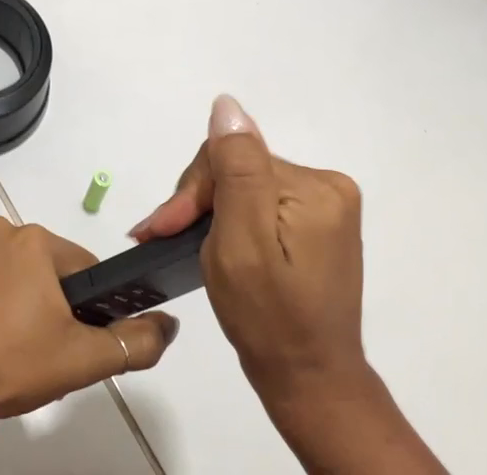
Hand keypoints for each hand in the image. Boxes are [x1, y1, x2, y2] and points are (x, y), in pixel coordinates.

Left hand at [0, 216, 179, 417]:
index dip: (90, 308)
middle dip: (52, 307)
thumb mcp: (83, 358)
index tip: (76, 340)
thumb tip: (168, 324)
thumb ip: (135, 341)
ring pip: (12, 276)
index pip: (85, 270)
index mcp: (35, 240)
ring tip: (11, 348)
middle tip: (42, 351)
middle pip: (46, 271)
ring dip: (19, 304)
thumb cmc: (12, 359)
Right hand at [131, 97, 445, 474]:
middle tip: (160, 235)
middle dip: (196, 201)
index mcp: (315, 187)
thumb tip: (227, 105)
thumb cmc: (268, 316)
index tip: (161, 228)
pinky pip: (255, 205)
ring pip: (240, 186)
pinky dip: (224, 221)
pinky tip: (202, 239)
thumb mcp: (242, 241)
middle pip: (236, 169)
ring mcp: (322, 208)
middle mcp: (326, 187)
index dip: (192, 192)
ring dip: (204, 211)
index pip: (230, 158)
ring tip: (172, 238)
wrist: (307, 380)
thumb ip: (237, 169)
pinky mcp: (314, 228)